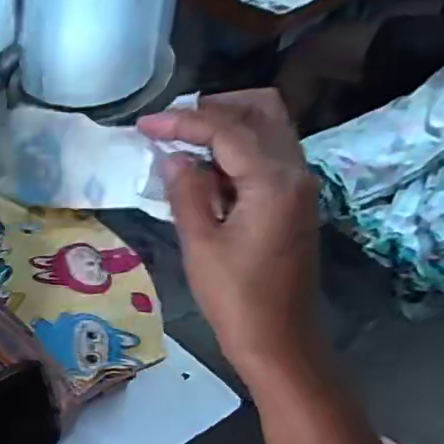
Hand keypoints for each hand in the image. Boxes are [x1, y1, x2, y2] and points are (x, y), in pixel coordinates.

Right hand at [138, 89, 326, 386]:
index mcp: (272, 181)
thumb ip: (186, 193)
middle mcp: (295, 171)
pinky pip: (267, 154)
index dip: (182, 121)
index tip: (145, 123)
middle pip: (262, 111)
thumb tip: (173, 157)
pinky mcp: (293, 199)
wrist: (276, 335)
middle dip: (214, 108)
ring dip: (226, 125)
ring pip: (268, 128)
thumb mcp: (200, 245)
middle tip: (170, 124)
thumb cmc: (234, 296)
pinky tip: (203, 168)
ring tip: (181, 141)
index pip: (227, 130)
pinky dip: (236, 148)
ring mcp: (299, 184)